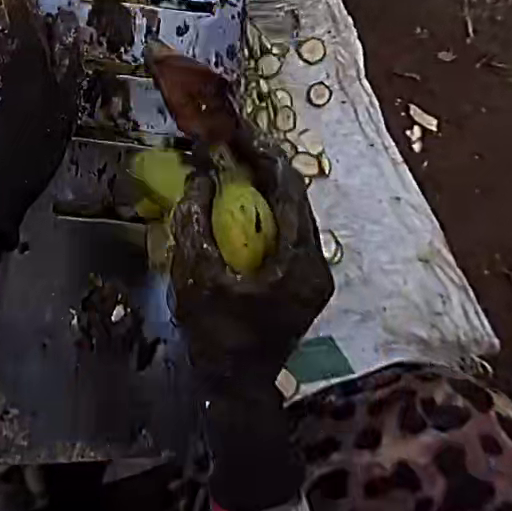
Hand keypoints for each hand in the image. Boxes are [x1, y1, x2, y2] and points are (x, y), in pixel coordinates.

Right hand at [147, 45, 333, 510]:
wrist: (234, 381)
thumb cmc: (215, 327)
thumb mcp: (196, 268)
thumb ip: (196, 217)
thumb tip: (201, 174)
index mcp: (300, 259)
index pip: (290, 190)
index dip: (264, 155)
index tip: (238, 129)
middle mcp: (315, 261)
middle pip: (293, 197)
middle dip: (261, 164)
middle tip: (230, 138)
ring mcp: (308, 272)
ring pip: (288, 211)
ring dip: (259, 183)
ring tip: (229, 158)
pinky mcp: (295, 279)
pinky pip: (280, 227)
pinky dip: (257, 205)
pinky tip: (234, 196)